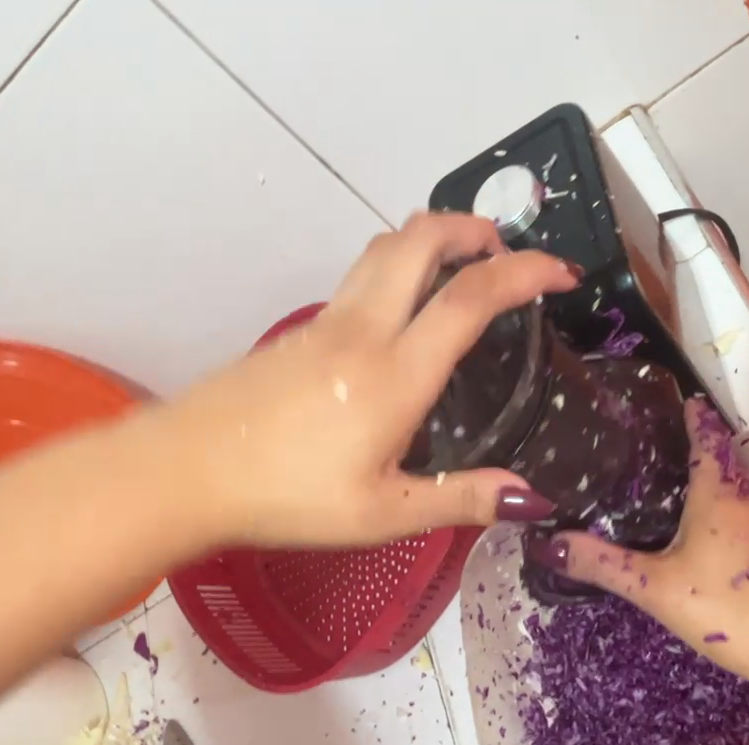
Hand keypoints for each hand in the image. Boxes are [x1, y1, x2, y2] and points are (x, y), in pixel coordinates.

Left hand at [166, 213, 577, 549]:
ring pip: (383, 249)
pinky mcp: (301, 334)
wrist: (188, 471)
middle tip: (504, 252)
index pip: (471, 297)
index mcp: (395, 373)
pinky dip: (398, 270)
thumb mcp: (384, 513)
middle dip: (472, 227)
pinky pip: (359, 279)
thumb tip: (531, 498)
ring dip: (431, 240)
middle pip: (420, 238)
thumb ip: (460, 499)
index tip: (561, 274)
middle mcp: (363, 330)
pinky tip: (404, 318)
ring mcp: (326, 324)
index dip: (525, 272)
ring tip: (462, 270)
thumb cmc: (288, 497)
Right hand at [527, 400, 748, 723]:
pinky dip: (732, 527)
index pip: (707, 437)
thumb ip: (603, 565)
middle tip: (658, 465)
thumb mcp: (656, 589)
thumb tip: (546, 544)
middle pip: (723, 468)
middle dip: (696, 462)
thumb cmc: (730, 612)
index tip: (683, 403)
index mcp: (720, 493)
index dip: (693, 418)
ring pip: (741, 500)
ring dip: (714, 497)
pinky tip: (718, 555)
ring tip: (679, 509)